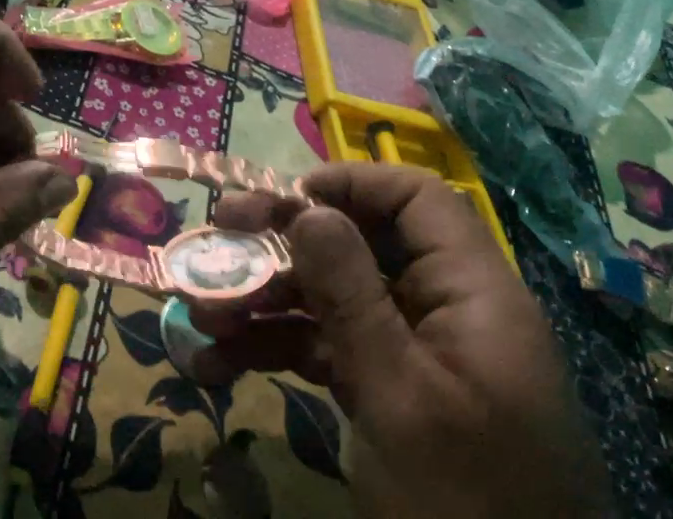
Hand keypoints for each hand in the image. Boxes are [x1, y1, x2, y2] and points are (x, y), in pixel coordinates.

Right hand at [192, 164, 612, 518]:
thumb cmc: (465, 496)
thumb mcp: (400, 394)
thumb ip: (352, 296)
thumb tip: (309, 209)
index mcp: (472, 296)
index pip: (418, 202)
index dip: (350, 184)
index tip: (281, 199)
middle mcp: (441, 312)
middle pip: (357, 247)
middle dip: (280, 244)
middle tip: (215, 240)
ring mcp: (410, 355)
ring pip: (329, 300)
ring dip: (261, 303)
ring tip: (199, 317)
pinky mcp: (385, 393)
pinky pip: (323, 349)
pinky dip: (271, 351)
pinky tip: (215, 364)